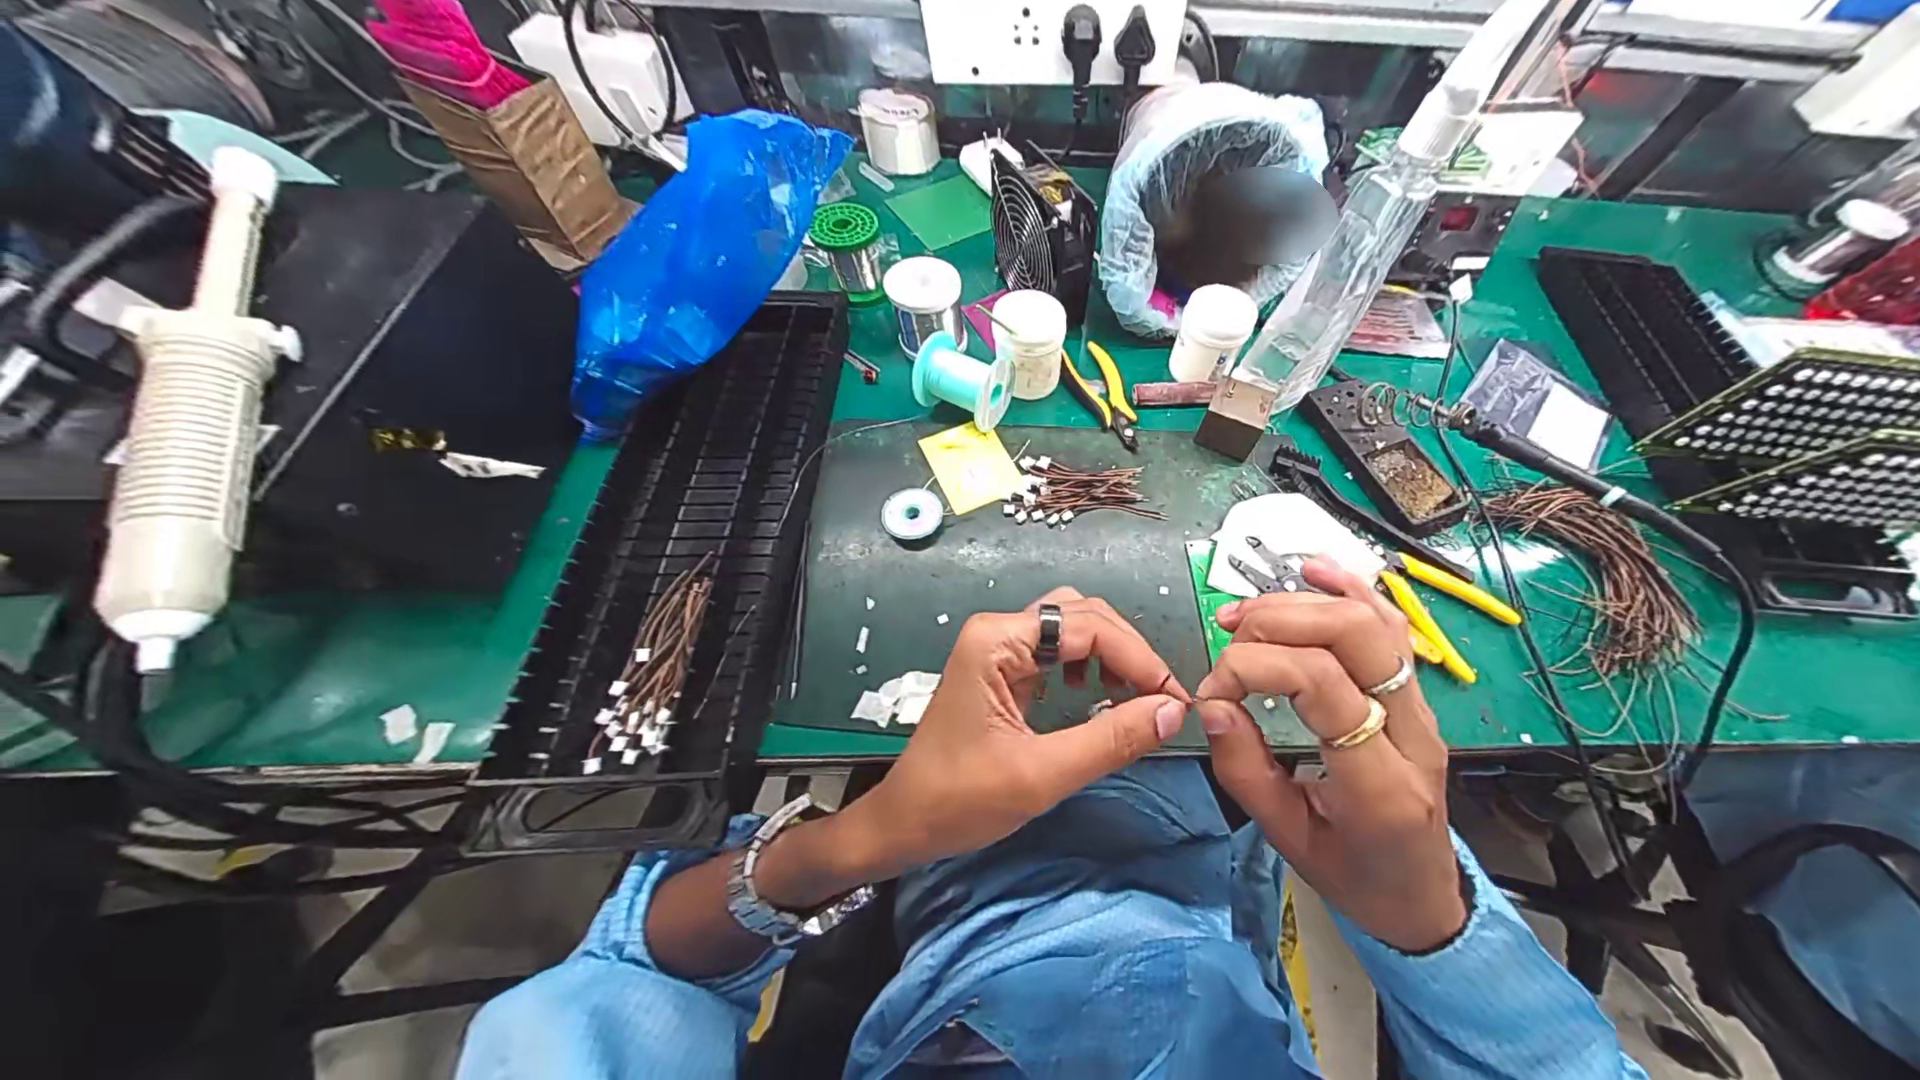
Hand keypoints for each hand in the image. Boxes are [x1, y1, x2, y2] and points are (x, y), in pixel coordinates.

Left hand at [828, 588, 1189, 882]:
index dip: (1138, 658)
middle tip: (1159, 698)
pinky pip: (1055, 649)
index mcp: (996, 641)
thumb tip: (1172, 711)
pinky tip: (1093, 691)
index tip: (1174, 699)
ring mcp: (997, 647)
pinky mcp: (1001, 668)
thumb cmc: (960, 799)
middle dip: (1127, 651)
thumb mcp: (1042, 774)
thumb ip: (1111, 739)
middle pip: (1081, 614)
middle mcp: (997, 631)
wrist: (906, 821)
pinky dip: (1087, 663)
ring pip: (1071, 627)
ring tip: (1130, 693)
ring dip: (1109, 653)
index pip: (1087, 626)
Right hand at [1194, 558, 1465, 952]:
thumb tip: (1210, 702)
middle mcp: (1413, 733)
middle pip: (1354, 635)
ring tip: (1244, 615)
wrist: (1421, 896)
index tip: (1213, 692)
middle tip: (1228, 639)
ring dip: (1301, 602)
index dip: (1251, 669)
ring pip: (1374, 621)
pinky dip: (1350, 590)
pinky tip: (1312, 571)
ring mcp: (1422, 708)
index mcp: (1379, 782)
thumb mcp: (1282, 834)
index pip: (1320, 682)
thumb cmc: (1350, 871)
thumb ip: (1242, 767)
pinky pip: (1391, 626)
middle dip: (1277, 621)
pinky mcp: (1415, 694)